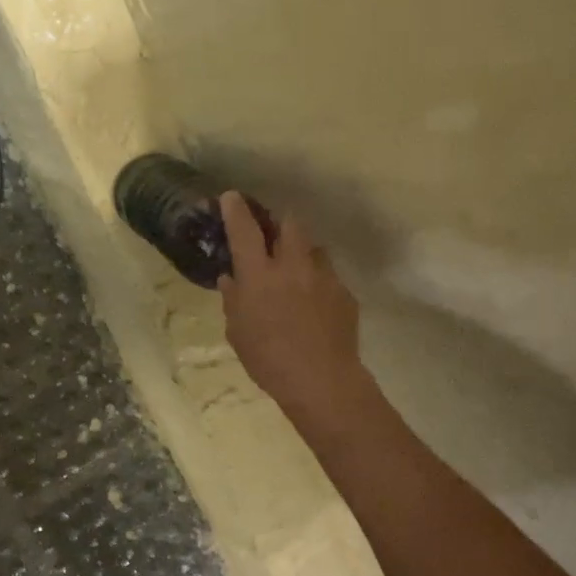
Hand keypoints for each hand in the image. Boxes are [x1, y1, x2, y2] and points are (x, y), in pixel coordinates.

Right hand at [215, 191, 368, 421]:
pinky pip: (327, 276)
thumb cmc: (267, 358)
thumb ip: (234, 299)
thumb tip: (231, 279)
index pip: (245, 232)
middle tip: (269, 234)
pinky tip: (310, 302)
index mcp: (259, 275)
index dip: (236, 211)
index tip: (231, 196)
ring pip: (312, 248)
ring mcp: (324, 277)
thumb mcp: (237, 331)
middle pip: (290, 225)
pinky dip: (315, 281)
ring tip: (291, 269)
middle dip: (278, 223)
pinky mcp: (344, 294)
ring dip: (299, 251)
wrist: (321, 380)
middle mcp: (292, 267)